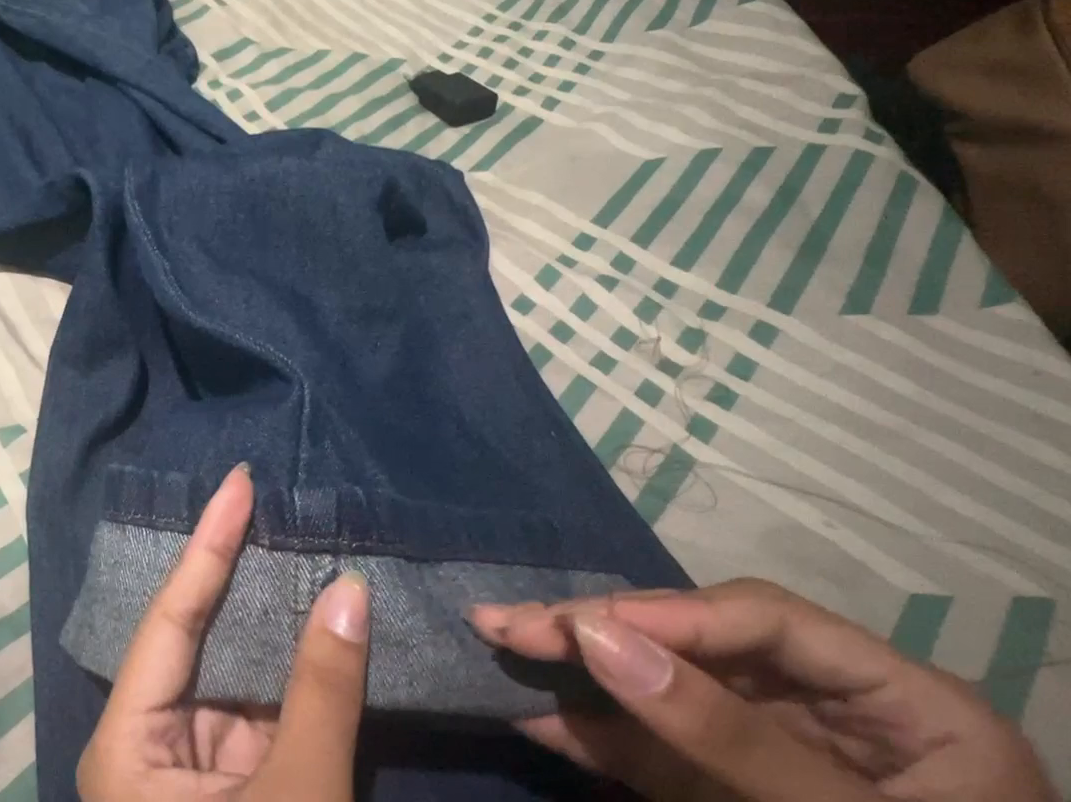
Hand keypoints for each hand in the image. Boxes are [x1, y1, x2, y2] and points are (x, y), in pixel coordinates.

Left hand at [77, 463, 371, 801]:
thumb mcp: (296, 789)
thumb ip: (320, 692)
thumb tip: (350, 589)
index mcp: (125, 744)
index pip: (170, 620)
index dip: (208, 546)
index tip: (238, 481)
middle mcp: (144, 743)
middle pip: (197, 640)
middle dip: (238, 573)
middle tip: (271, 503)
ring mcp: (185, 764)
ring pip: (231, 671)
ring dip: (272, 619)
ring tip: (297, 540)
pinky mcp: (228, 782)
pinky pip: (254, 707)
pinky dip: (288, 669)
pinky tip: (314, 616)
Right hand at [470, 579, 1054, 801]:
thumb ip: (728, 736)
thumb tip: (598, 640)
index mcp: (900, 701)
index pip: (762, 619)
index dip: (666, 613)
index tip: (578, 624)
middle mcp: (825, 709)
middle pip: (696, 642)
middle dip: (599, 630)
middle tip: (506, 622)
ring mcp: (765, 749)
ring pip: (658, 686)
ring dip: (575, 669)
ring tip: (497, 640)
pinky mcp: (719, 790)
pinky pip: (648, 750)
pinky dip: (590, 734)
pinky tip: (532, 714)